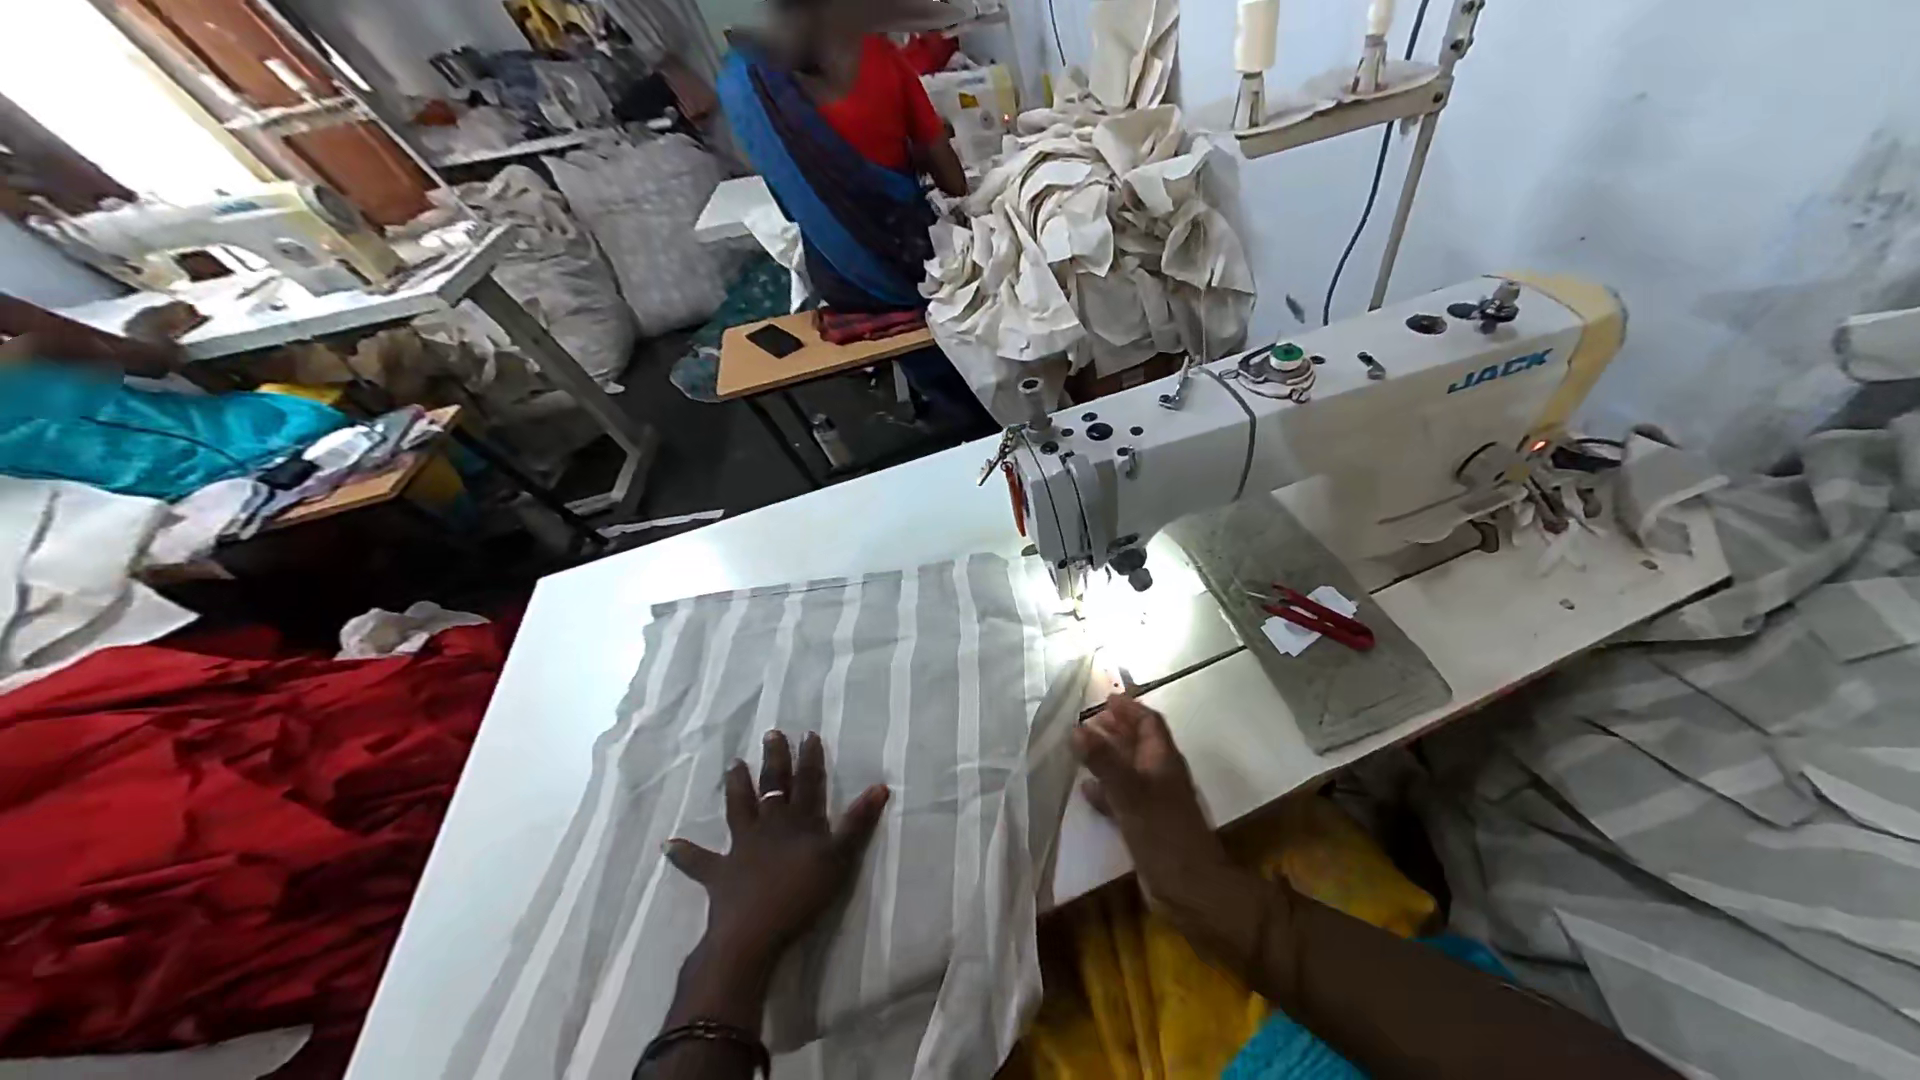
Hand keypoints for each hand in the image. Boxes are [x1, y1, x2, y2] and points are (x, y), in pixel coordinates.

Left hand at [665, 731, 889, 969]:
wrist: (754, 931)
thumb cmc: (802, 894)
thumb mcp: (840, 858)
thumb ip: (858, 822)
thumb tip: (880, 785)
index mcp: (799, 822)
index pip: (808, 783)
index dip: (810, 758)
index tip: (808, 734)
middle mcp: (770, 826)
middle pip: (774, 787)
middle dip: (775, 760)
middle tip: (771, 734)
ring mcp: (742, 847)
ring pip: (739, 809)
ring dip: (737, 787)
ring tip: (734, 764)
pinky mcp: (720, 873)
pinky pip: (699, 862)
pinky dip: (684, 853)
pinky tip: (668, 844)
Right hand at [1073, 696, 1244, 940]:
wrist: (1190, 890)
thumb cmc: (1164, 833)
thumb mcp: (1130, 792)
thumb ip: (1103, 760)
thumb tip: (1076, 728)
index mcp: (1163, 760)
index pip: (1149, 723)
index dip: (1129, 709)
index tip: (1105, 699)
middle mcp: (1160, 776)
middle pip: (1138, 743)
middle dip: (1116, 729)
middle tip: (1088, 720)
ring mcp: (1153, 801)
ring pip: (1128, 769)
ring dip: (1108, 757)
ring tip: (1081, 748)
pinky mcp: (1144, 825)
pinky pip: (1121, 797)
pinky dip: (1104, 789)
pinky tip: (1086, 790)